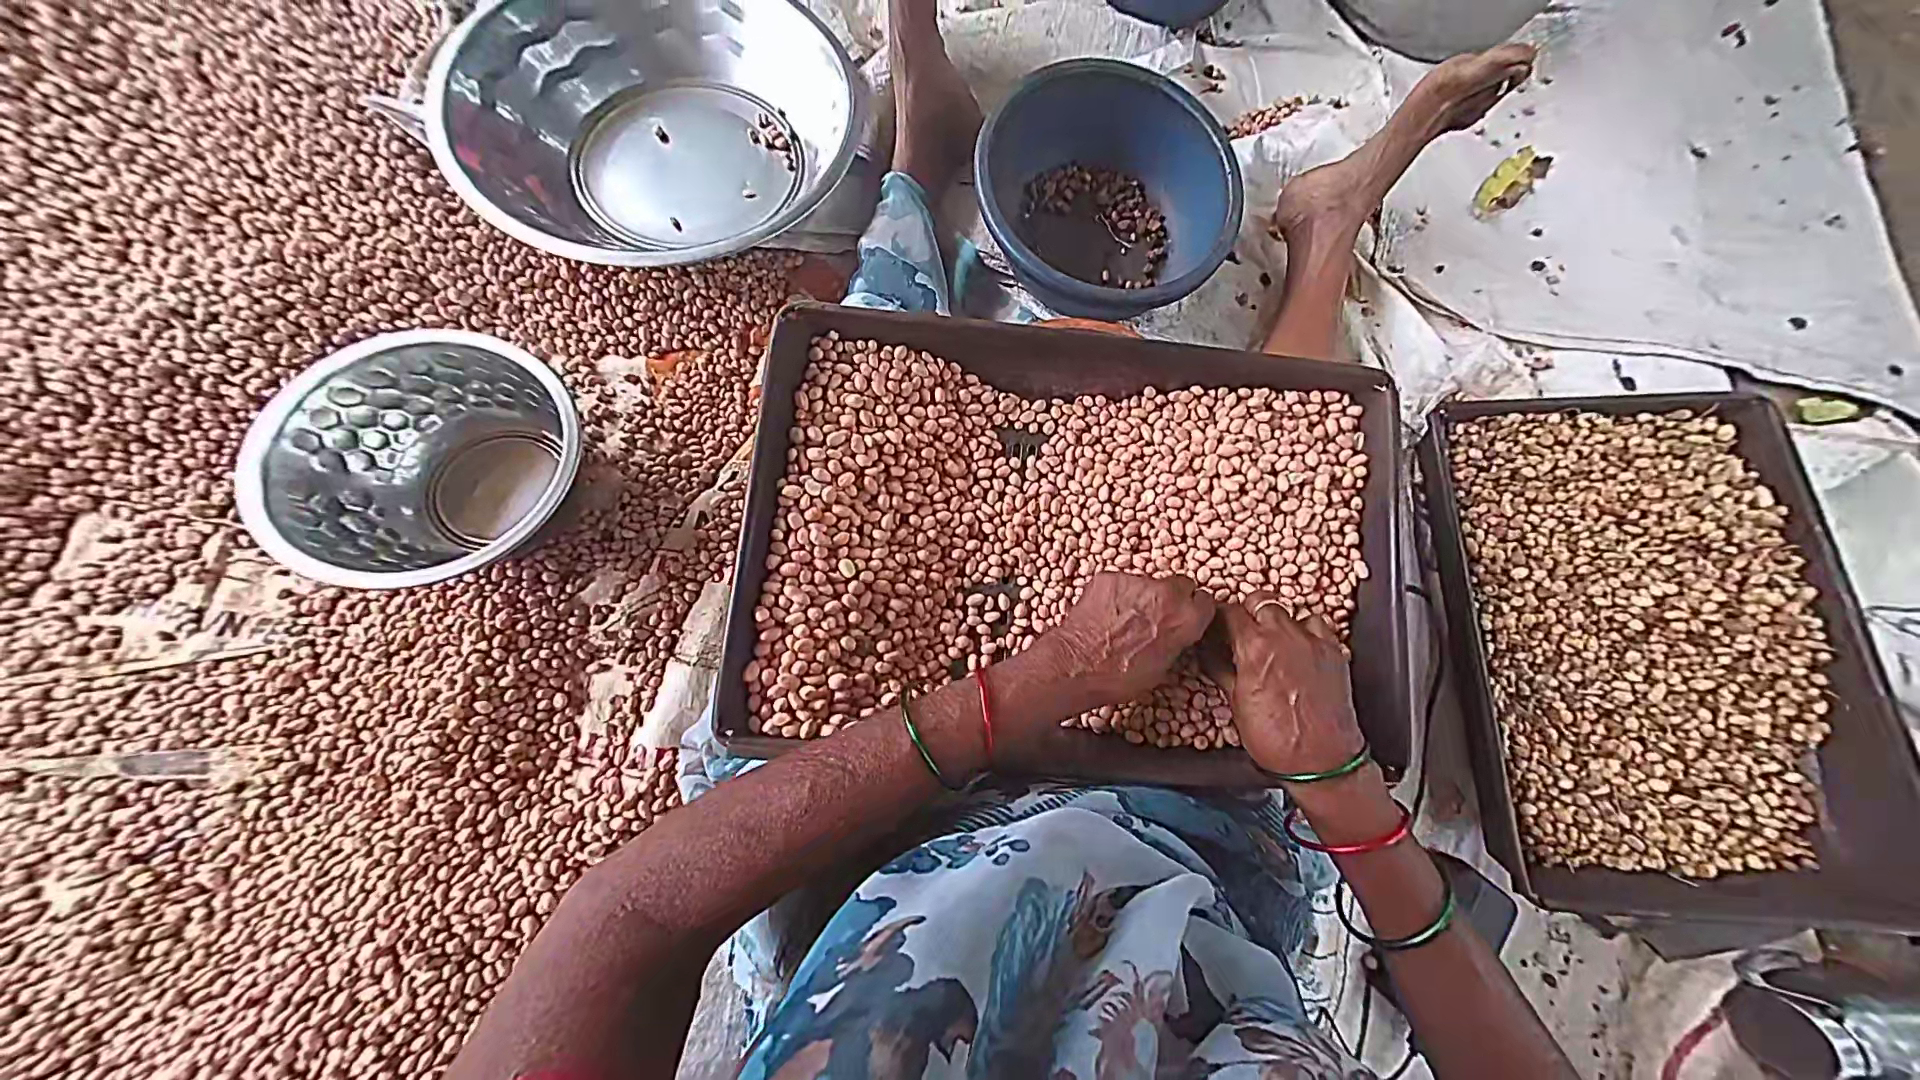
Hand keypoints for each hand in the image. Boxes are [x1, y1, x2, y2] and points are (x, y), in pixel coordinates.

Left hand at [1043, 572, 1216, 708]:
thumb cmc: (1119, 676)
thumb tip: (1175, 633)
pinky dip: (1114, 594)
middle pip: (1180, 584)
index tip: (1185, 614)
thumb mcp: (1163, 667)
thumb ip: (1177, 640)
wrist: (1079, 666)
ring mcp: (1136, 581)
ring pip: (1146, 582)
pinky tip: (1105, 614)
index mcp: (1186, 618)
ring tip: (1122, 620)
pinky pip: (1119, 582)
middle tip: (1155, 615)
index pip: (1204, 601)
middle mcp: (1166, 593)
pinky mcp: (1109, 577)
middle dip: (1170, 598)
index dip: (1193, 610)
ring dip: (1139, 596)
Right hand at [1204, 593, 1361, 775]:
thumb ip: (1221, 668)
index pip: (1229, 611)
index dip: (1219, 617)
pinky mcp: (1334, 653)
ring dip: (1275, 619)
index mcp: (1253, 646)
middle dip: (1247, 612)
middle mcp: (1284, 636)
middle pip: (1259, 601)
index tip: (1216, 625)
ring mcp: (1312, 642)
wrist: (1320, 762)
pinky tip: (1297, 646)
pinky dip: (1304, 630)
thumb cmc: (1276, 738)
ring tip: (1269, 639)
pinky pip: (1316, 626)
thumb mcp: (1234, 702)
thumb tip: (1209, 654)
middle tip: (1240, 630)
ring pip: (1288, 610)